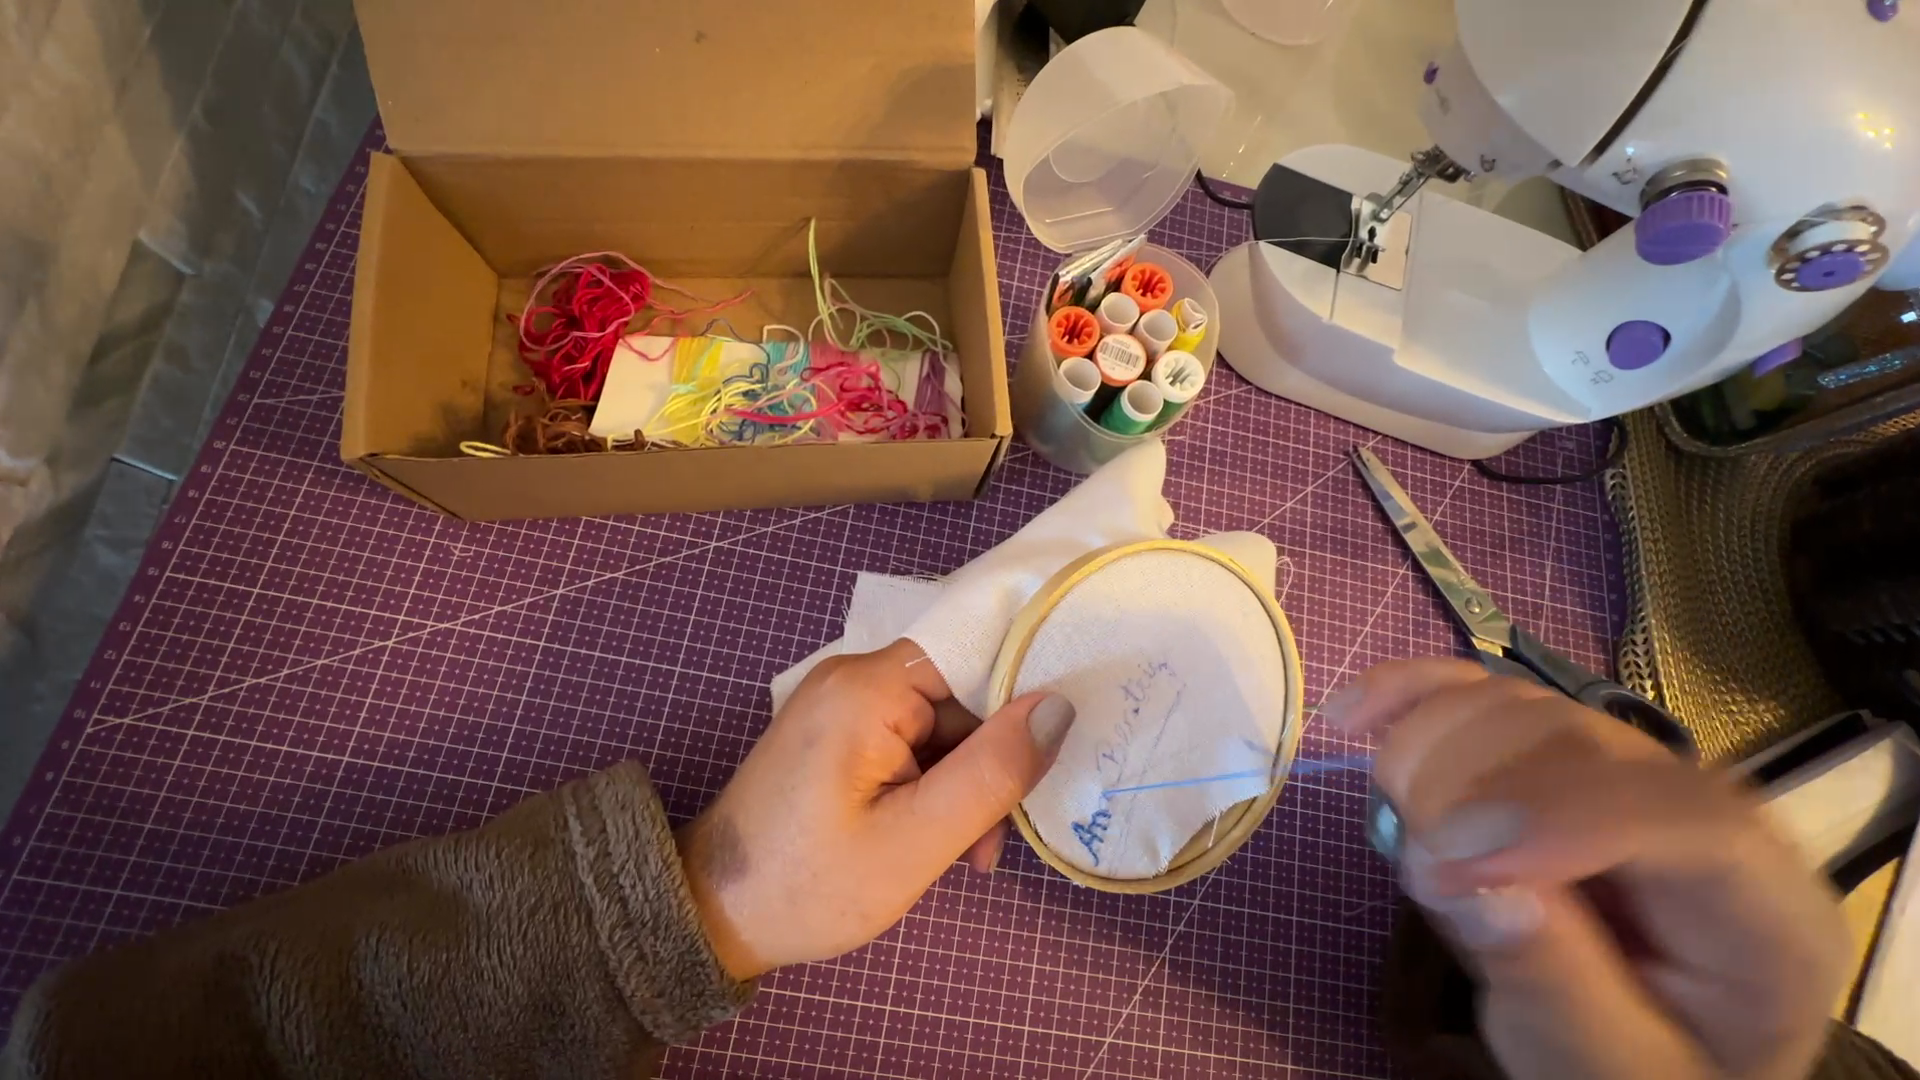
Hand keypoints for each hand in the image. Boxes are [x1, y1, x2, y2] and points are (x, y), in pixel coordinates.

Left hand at [676, 640, 1076, 978]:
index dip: (1018, 697)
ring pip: (938, 724)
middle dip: (985, 764)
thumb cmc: (812, 884)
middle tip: (989, 842)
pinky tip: (931, 835)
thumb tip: (1058, 706)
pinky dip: (930, 783)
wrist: (710, 915)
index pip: (972, 655)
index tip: (1046, 755)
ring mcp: (842, 703)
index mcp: (868, 686)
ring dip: (960, 783)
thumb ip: (992, 771)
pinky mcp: (838, 731)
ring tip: (962, 854)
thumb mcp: (917, 840)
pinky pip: (907, 740)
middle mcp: (853, 676)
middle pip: (957, 696)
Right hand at [1327, 658, 1847, 1079]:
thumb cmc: (1633, 1055)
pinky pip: (1468, 690)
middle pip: (1572, 740)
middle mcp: (1693, 802)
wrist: (1627, 1029)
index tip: (1446, 866)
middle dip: (1466, 788)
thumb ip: (1557, 983)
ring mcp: (1612, 758)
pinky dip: (1403, 693)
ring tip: (1400, 825)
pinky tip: (1352, 714)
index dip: (1549, 819)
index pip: (1674, 817)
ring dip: (1426, 749)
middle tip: (1416, 865)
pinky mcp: (1540, 743)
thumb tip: (1474, 891)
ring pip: (1507, 704)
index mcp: (1757, 901)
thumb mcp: (1607, 1058)